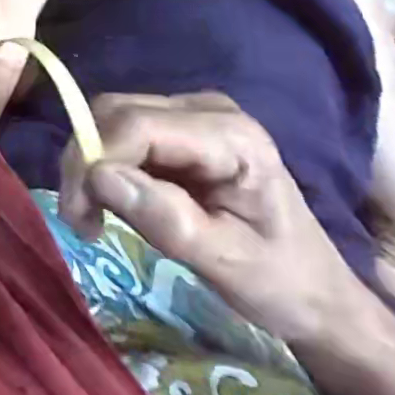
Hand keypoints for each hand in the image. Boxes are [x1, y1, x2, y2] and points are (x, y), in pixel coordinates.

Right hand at [59, 92, 364, 345]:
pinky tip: (113, 200)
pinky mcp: (181, 127)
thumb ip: (166, 219)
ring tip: (93, 217)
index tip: (78, 216)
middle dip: (87, 160)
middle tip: (81, 221)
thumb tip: (100, 177)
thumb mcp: (227, 263)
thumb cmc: (279, 279)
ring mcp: (194, 113)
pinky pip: (127, 130)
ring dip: (92, 162)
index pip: (140, 124)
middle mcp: (208, 108)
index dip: (96, 159)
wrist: (316, 287)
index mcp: (231, 135)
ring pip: (115, 116)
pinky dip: (107, 163)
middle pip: (119, 111)